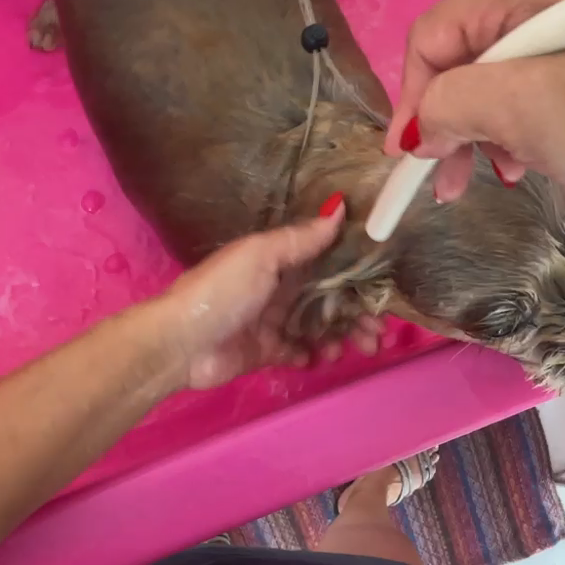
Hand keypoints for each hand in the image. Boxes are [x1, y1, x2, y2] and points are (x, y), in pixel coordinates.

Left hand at [149, 198, 383, 389]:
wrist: (181, 343)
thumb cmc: (222, 292)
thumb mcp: (261, 255)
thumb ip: (301, 237)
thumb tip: (340, 205)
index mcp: (278, 260)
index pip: (326, 264)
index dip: (356, 277)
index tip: (382, 291)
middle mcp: (278, 289)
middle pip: (328, 300)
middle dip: (356, 315)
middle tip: (377, 333)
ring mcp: (272, 322)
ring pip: (318, 328)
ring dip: (341, 337)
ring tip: (355, 349)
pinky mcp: (265, 352)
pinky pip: (298, 352)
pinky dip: (312, 355)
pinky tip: (319, 358)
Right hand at [385, 0, 564, 221]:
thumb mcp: (518, 110)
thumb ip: (447, 109)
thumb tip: (416, 131)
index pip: (431, 39)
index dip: (411, 103)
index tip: (407, 161)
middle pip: (461, 57)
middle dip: (449, 123)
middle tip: (447, 182)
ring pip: (492, 75)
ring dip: (482, 131)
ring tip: (499, 174)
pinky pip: (527, 81)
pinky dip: (514, 124)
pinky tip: (526, 158)